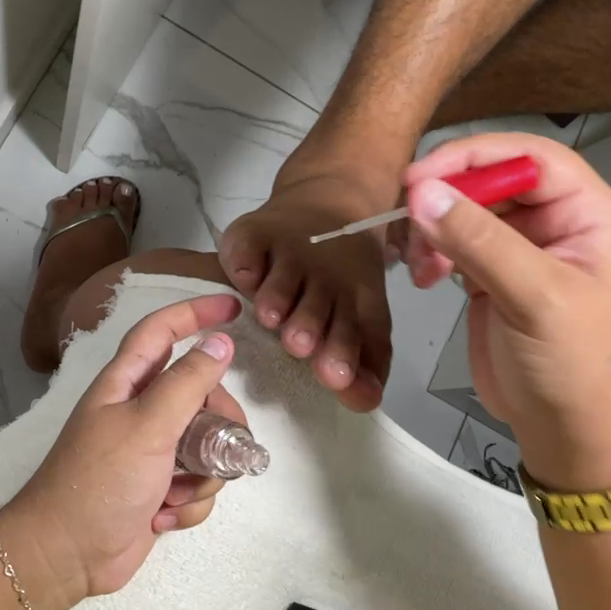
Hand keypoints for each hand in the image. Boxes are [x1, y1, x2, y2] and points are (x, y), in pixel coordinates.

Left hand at [0, 294, 248, 601]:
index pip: (162, 331)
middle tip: (223, 448)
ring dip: (203, 475)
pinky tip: (163, 519)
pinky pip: (197, 485)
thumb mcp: (147, 426)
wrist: (65, 556)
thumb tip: (221, 342)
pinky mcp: (160, 490)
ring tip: (176, 495)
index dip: (196, 313)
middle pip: (202, 395)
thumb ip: (187, 382)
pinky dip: (189, 504)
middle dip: (220, 425)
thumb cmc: (98, 482)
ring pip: (208, 445)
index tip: (235, 308)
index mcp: (127, 384)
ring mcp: (152, 452)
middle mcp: (141, 412)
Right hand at [218, 141, 400, 412]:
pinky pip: (249, 248)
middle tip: (300, 344)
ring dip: (278, 296)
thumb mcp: (361, 320)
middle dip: (309, 325)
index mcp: (352, 303)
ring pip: (283, 278)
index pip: (353, 328)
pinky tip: (245, 275)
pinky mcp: (255, 235)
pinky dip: (246, 261)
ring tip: (270, 317)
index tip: (335, 377)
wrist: (324, 207)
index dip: (344, 352)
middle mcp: (321, 280)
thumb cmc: (337, 280)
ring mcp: (288, 255)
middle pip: (315, 306)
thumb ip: (362, 366)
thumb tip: (366, 402)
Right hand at [403, 133, 610, 490]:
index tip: (423, 176)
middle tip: (406, 218)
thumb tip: (423, 194)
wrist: (562, 427)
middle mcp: (555, 221)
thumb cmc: (572, 364)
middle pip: (492, 179)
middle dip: (447, 196)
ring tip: (417, 262)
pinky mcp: (490, 274)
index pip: (529, 156)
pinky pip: (454, 242)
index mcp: (587, 212)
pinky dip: (431, 251)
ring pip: (466, 210)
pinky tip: (423, 275)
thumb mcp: (534, 297)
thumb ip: (480, 241)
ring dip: (434, 228)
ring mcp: (521, 248)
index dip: (474, 157)